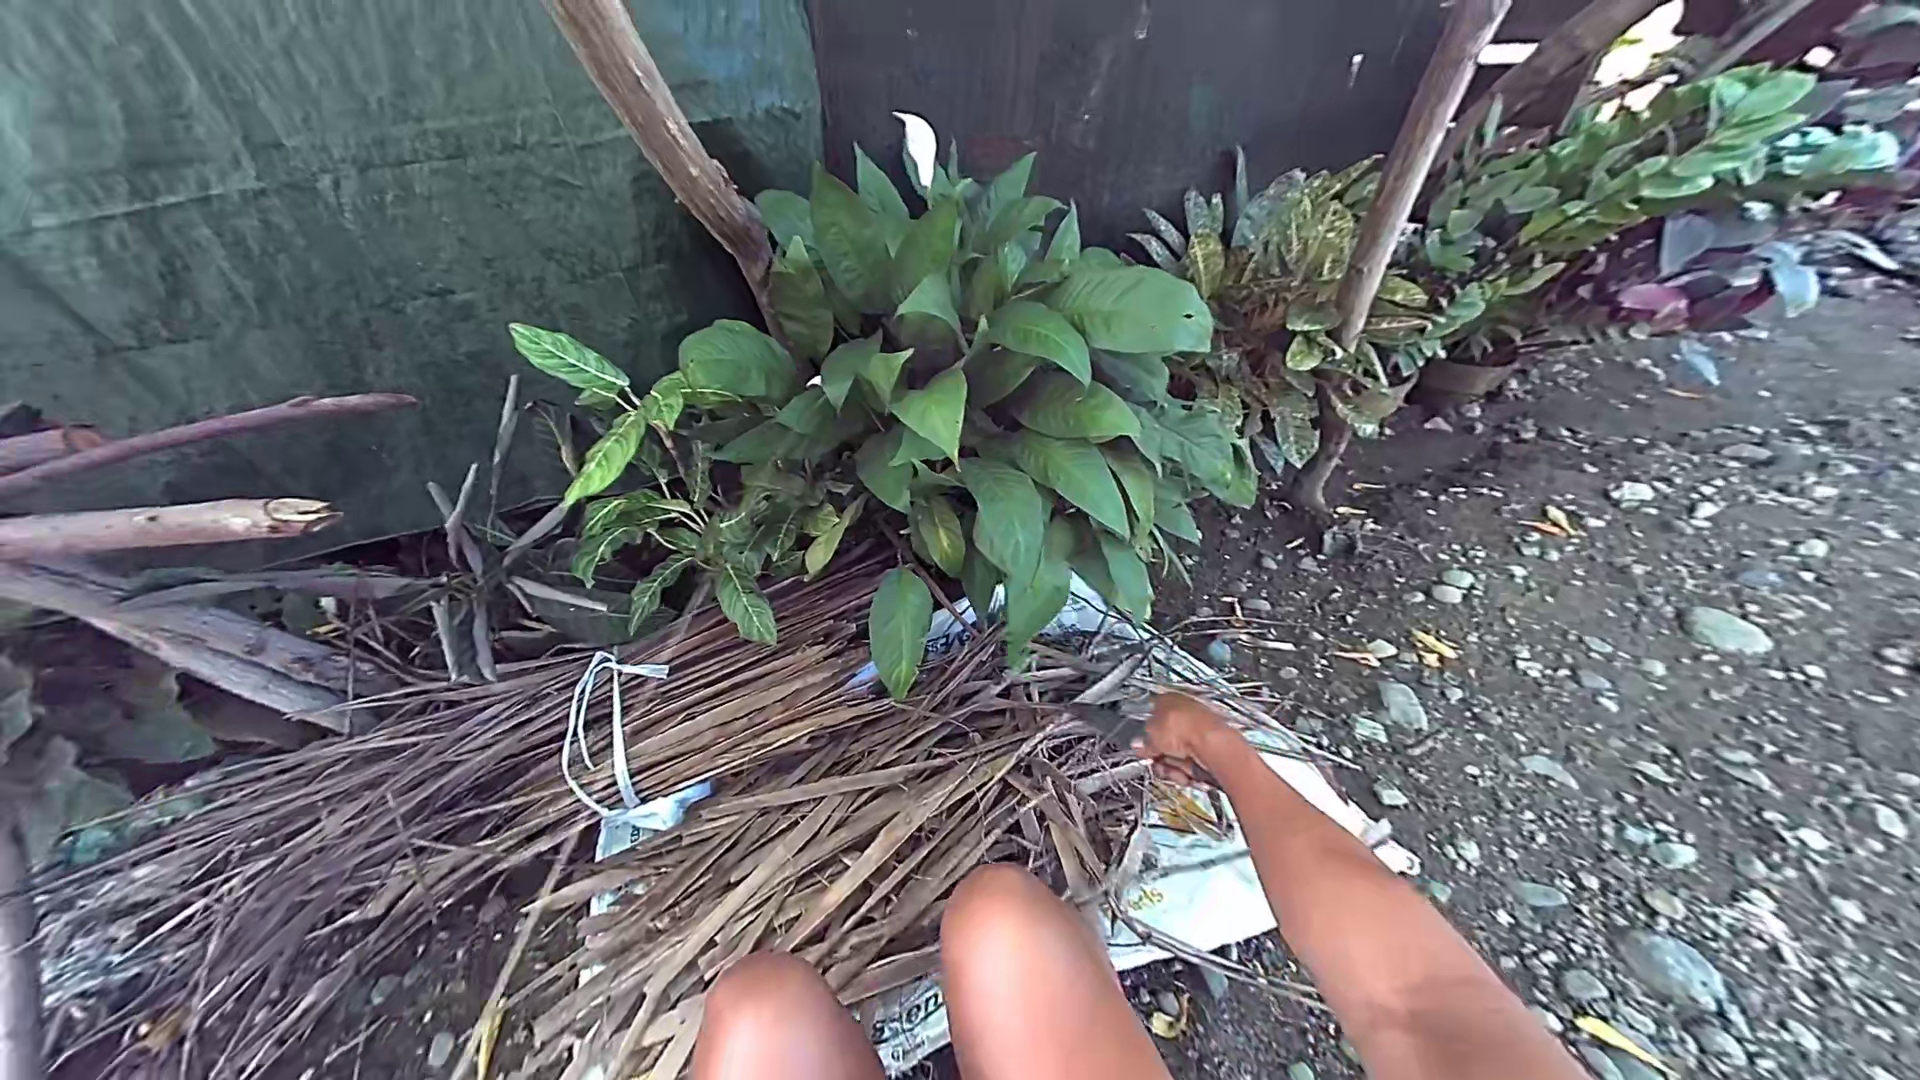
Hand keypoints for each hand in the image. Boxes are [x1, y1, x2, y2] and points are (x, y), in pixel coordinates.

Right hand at [1136, 692, 1241, 783]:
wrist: (1212, 744)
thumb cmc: (1184, 727)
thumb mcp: (1152, 733)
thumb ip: (1143, 740)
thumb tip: (1139, 744)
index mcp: (1170, 699)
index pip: (1153, 715)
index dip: (1146, 733)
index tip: (1141, 746)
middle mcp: (1185, 714)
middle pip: (1165, 740)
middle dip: (1158, 754)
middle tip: (1155, 759)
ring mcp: (1198, 733)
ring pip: (1175, 756)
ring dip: (1170, 766)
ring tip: (1172, 767)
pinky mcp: (1208, 752)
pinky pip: (1189, 765)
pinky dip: (1185, 771)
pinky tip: (1185, 773)